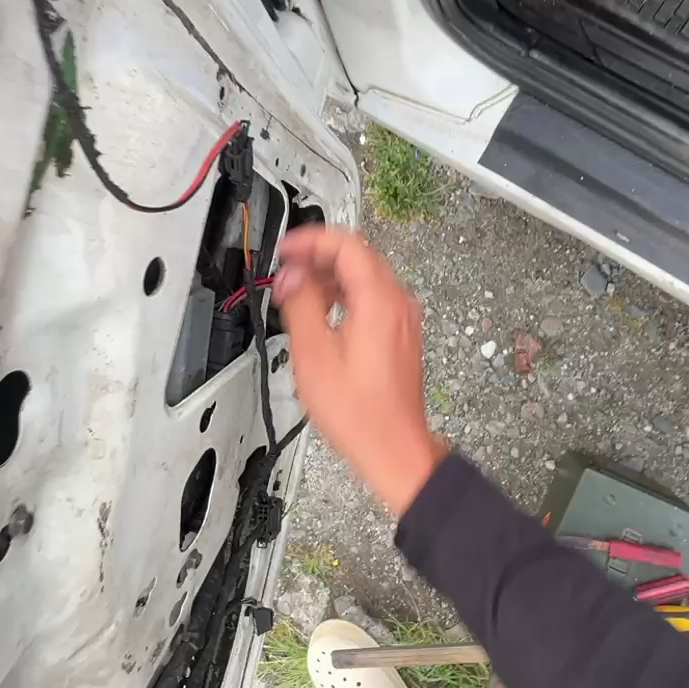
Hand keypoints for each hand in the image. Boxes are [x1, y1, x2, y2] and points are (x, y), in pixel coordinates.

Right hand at [274, 226, 446, 515]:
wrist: (394, 448)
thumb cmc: (360, 414)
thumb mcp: (314, 356)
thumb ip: (301, 306)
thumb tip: (291, 277)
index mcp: (379, 302)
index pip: (346, 245)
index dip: (311, 239)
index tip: (286, 248)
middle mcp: (397, 304)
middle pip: (358, 256)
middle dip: (318, 255)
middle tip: (287, 266)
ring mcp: (402, 319)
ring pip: (365, 276)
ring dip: (330, 274)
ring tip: (297, 287)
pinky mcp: (400, 333)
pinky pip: (372, 298)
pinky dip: (345, 293)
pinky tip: (321, 310)